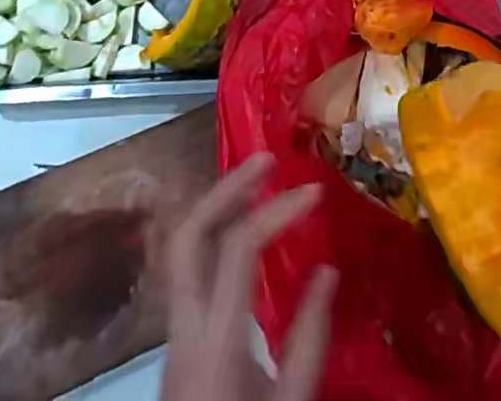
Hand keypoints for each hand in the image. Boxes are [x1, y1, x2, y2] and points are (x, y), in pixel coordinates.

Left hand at [163, 154, 337, 400]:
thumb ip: (311, 337)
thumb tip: (328, 269)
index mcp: (216, 340)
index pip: (240, 249)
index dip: (278, 210)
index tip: (315, 190)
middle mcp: (183, 324)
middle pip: (188, 233)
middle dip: (227, 187)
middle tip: (267, 160)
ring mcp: (172, 329)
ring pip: (182, 246)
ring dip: (218, 205)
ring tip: (257, 182)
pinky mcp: (176, 336)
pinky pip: (189, 265)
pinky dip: (215, 233)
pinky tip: (243, 228)